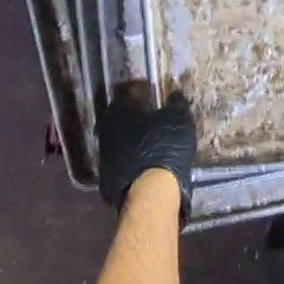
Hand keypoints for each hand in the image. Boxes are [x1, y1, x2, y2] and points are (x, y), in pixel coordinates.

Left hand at [96, 90, 195, 211]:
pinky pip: (121, 162)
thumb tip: (174, 95)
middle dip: (134, 121)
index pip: (127, 96)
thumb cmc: (165, 146)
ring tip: (151, 145)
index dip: (141, 97)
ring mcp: (104, 155)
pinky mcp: (107, 177)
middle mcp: (105, 130)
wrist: (151, 188)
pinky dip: (132, 161)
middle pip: (120, 120)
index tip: (152, 100)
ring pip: (119, 142)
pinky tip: (146, 164)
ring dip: (133, 142)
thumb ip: (176, 105)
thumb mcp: (179, 120)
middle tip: (152, 123)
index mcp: (119, 111)